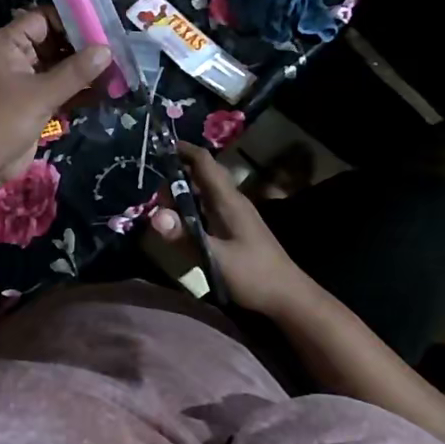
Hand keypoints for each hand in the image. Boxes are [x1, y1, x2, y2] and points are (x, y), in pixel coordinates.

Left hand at [0, 8, 111, 183]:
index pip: (41, 19)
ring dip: (84, 71)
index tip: (101, 28)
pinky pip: (58, 89)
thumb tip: (107, 50)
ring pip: (58, 67)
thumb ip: (75, 72)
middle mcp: (14, 58)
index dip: (70, 20)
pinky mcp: (32, 103)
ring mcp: (23, 82)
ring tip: (118, 71)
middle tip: (117, 51)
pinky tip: (105, 92)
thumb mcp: (41, 94)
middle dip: (82, 48)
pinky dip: (77, 90)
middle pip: (53, 42)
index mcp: (7, 45)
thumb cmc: (3, 121)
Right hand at [149, 142, 313, 320]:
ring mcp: (235, 214)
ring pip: (205, 191)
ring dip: (183, 191)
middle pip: (203, 174)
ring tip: (162, 205)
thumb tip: (155, 216)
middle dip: (177, 174)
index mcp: (229, 201)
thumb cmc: (254, 275)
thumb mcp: (215, 257)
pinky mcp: (235, 227)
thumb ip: (185, 236)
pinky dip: (191, 205)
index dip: (184, 150)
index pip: (205, 163)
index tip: (159, 146)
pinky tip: (181, 220)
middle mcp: (232, 201)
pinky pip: (208, 205)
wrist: (289, 297)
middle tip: (155, 193)